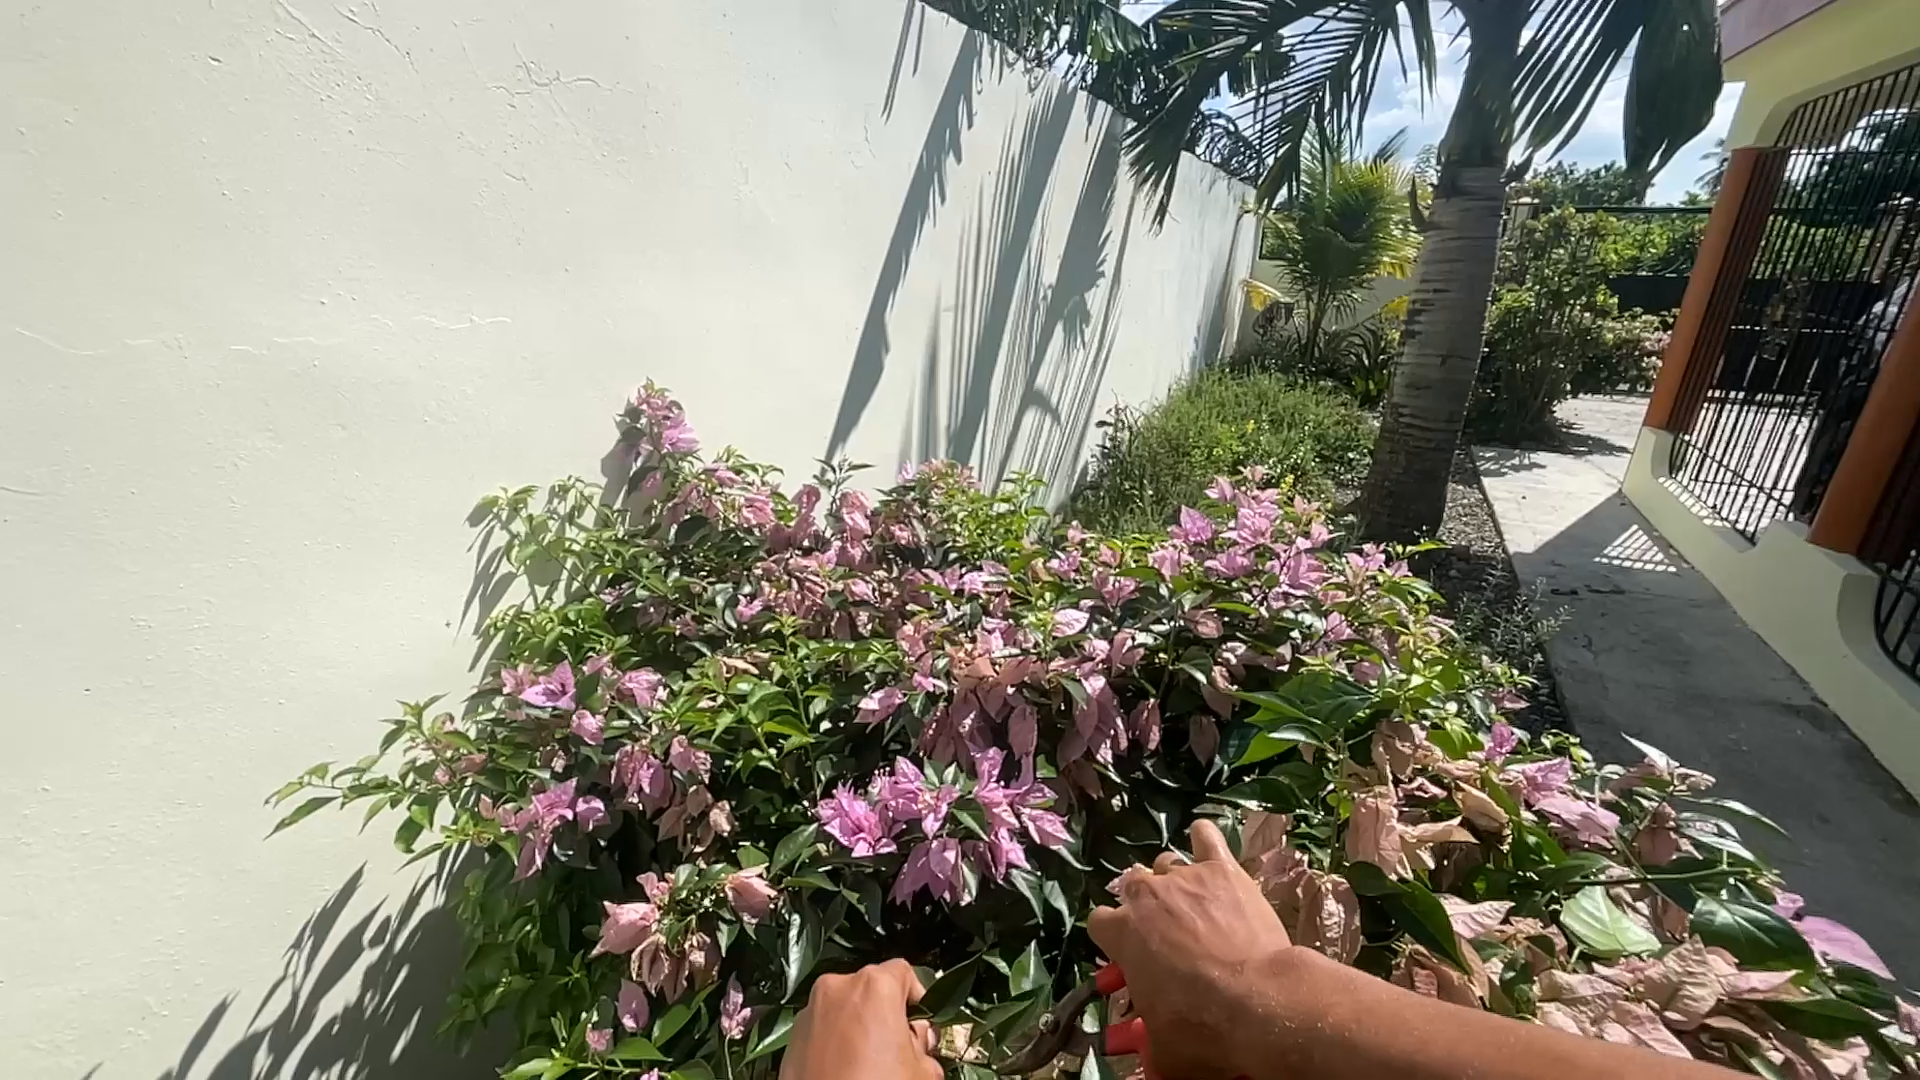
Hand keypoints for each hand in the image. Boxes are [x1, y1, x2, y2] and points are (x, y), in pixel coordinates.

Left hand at [779, 959, 940, 1079]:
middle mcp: (839, 987)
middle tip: (896, 1048)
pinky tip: (843, 1071)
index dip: (917, 998)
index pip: (904, 973)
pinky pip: (823, 1028)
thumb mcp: (920, 1072)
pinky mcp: (792, 1038)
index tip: (920, 1023)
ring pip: (845, 1007)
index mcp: (874, 986)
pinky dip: (834, 1041)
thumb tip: (918, 1040)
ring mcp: (811, 1011)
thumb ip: (924, 1045)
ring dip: (858, 1026)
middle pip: (872, 989)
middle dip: (886, 1014)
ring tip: (867, 1064)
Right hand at [1088, 819, 1295, 1079]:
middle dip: (1143, 904)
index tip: (1127, 952)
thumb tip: (1145, 1064)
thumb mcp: (1163, 1049)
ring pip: (1167, 863)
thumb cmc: (1203, 1027)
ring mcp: (1184, 876)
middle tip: (1163, 931)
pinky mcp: (1221, 868)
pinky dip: (1204, 841)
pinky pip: (1205, 837)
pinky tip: (1207, 847)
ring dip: (1174, 881)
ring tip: (1192, 902)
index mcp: (1123, 932)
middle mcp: (1146, 894)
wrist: (1259, 1001)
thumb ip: (1145, 1041)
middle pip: (1132, 884)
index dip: (1112, 937)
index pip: (1100, 922)